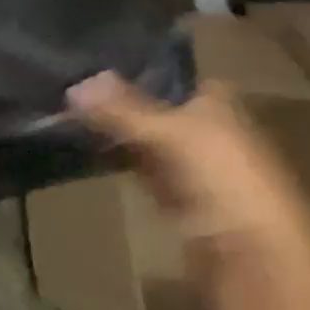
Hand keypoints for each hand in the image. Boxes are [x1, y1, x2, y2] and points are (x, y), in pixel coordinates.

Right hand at [67, 72, 309, 246]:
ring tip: (61, 107)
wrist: (248, 251)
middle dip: (113, 96)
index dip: (142, 67)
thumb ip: (121, 107)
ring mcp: (186, 160)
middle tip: (66, 81)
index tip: (97, 58)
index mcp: (219, 106)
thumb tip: (73, 83)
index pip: (175, 76)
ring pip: (137, 132)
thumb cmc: (223, 176)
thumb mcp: (170, 131)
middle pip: (151, 104)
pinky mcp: (168, 189)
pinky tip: (77, 138)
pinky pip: (131, 160)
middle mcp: (204, 128)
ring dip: (107, 124)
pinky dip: (108, 151)